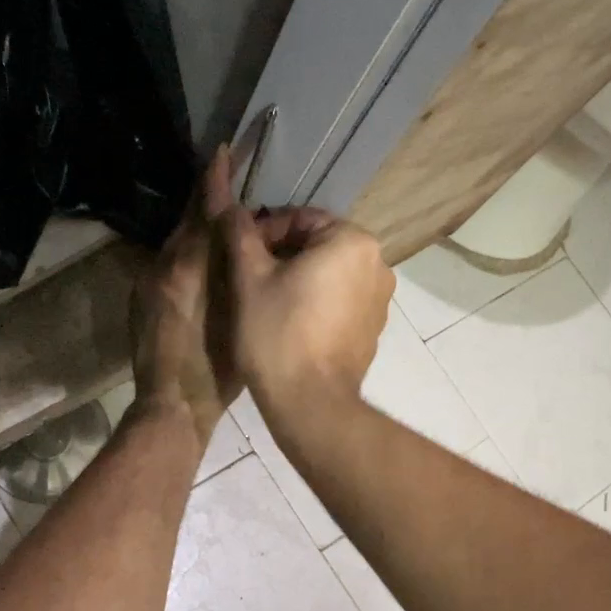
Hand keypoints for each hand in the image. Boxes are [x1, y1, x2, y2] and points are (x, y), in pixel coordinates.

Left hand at [129, 147, 242, 440]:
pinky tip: (203, 268)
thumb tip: (237, 232)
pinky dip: (186, 258)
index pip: (203, 211)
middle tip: (228, 189)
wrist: (171, 408)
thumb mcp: (237, 316)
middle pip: (186, 225)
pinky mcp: (142, 304)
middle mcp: (161, 268)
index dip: (214, 181)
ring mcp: (147, 287)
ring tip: (221, 229)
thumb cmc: (215, 370)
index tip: (223, 152)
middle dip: (205, 205)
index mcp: (187, 268)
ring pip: (176, 247)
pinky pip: (167, 267)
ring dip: (196, 233)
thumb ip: (235, 269)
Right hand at [219, 203, 393, 417]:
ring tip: (266, 304)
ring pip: (329, 275)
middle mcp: (377, 263)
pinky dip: (315, 305)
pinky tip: (289, 327)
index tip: (238, 256)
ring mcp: (380, 299)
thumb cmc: (277, 335)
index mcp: (351, 241)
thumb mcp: (249, 279)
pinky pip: (340, 303)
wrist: (310, 403)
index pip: (299, 218)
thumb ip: (241, 235)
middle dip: (281, 257)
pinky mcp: (373, 330)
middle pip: (317, 245)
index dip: (263, 233)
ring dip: (297, 281)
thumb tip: (230, 207)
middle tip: (247, 280)